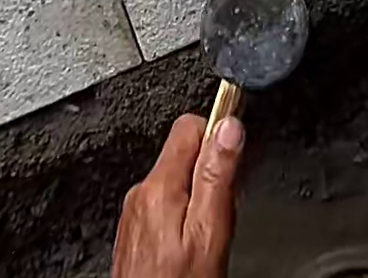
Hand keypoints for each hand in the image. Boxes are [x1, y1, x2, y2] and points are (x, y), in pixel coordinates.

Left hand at [112, 114, 242, 277]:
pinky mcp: (134, 234)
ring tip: (209, 229)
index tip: (232, 160)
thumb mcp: (210, 230)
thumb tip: (230, 125)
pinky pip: (166, 202)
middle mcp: (140, 196)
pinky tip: (192, 242)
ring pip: (177, 177)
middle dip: (211, 168)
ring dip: (199, 192)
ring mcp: (134, 215)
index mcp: (159, 187)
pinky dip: (184, 211)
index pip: (190, 125)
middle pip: (185, 150)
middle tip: (223, 205)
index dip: (218, 136)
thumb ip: (219, 173)